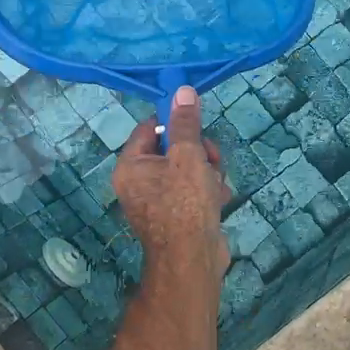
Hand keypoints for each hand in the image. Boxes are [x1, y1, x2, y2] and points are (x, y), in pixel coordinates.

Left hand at [112, 86, 231, 277]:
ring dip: (208, 172)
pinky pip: (192, 191)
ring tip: (216, 186)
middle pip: (172, 149)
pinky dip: (208, 192)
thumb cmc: (185, 203)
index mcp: (131, 166)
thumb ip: (186, 123)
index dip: (176, 123)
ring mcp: (157, 202)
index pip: (150, 127)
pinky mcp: (176, 216)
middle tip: (212, 160)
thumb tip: (182, 90)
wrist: (192, 259)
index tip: (198, 127)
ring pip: (187, 170)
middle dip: (199, 152)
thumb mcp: (188, 155)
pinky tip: (218, 200)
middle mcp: (137, 183)